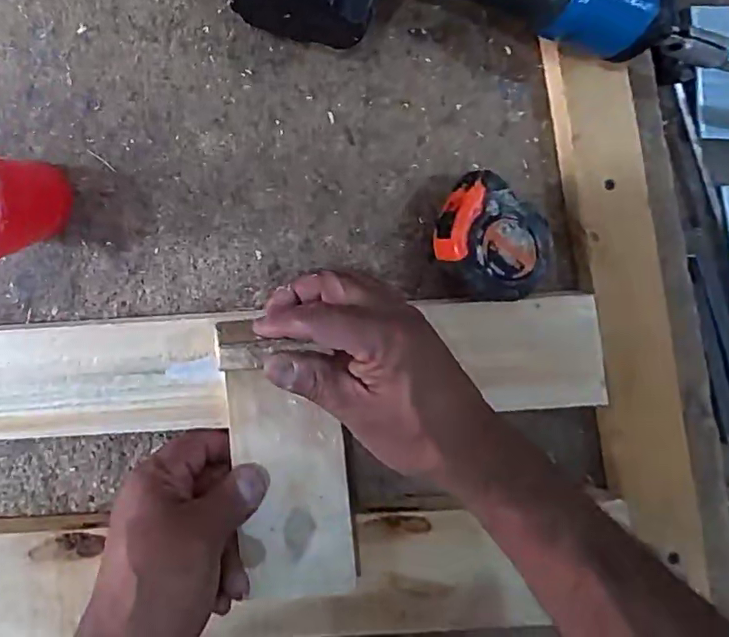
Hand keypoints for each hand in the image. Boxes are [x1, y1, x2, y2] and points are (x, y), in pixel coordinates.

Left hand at [76, 430, 268, 636]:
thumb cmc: (161, 581)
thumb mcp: (204, 533)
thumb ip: (233, 496)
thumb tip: (256, 471)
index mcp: (155, 479)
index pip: (199, 444)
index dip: (232, 449)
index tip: (265, 464)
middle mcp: (154, 499)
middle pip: (208, 487)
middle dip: (235, 517)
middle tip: (255, 537)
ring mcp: (156, 532)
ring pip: (208, 522)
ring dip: (229, 552)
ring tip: (235, 584)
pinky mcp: (160, 563)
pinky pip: (197, 550)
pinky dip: (214, 570)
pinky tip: (221, 596)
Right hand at [251, 270, 504, 490]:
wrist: (471, 444)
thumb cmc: (415, 435)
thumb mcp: (359, 413)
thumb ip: (315, 380)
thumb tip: (271, 362)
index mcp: (381, 333)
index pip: (321, 316)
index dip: (285, 320)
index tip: (257, 329)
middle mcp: (393, 311)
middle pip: (338, 283)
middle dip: (300, 292)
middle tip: (271, 314)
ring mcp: (404, 313)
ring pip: (353, 283)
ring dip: (320, 291)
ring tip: (292, 313)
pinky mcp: (409, 322)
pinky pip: (368, 294)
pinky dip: (341, 298)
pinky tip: (327, 321)